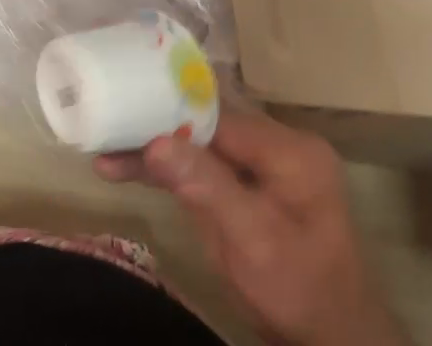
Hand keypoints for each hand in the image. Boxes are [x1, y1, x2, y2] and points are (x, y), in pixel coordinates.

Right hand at [95, 111, 407, 345]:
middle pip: (199, 121)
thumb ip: (208, 187)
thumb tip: (154, 142)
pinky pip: (192, 165)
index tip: (116, 109)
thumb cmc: (301, 288)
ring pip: (190, 142)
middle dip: (149, 125)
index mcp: (288, 149)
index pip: (215, 114)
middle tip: (99, 125)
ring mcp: (255, 167)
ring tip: (101, 152)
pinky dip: (158, 167)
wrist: (331, 340)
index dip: (165, 110)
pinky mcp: (237, 186)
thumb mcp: (255, 239)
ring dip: (147, 148)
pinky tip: (119, 167)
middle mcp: (272, 147)